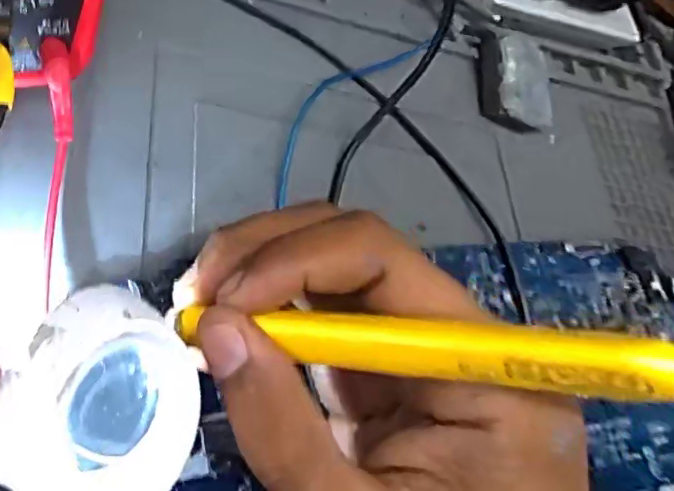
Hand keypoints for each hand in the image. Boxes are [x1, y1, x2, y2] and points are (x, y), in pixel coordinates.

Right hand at [179, 204, 586, 490]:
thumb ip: (286, 430)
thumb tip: (215, 326)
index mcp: (477, 366)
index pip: (378, 256)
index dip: (292, 259)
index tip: (226, 301)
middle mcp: (447, 334)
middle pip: (346, 242)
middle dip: (261, 252)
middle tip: (196, 290)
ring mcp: (409, 346)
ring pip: (323, 260)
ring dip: (251, 267)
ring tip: (198, 301)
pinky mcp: (374, 367)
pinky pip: (312, 306)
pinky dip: (260, 304)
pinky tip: (224, 321)